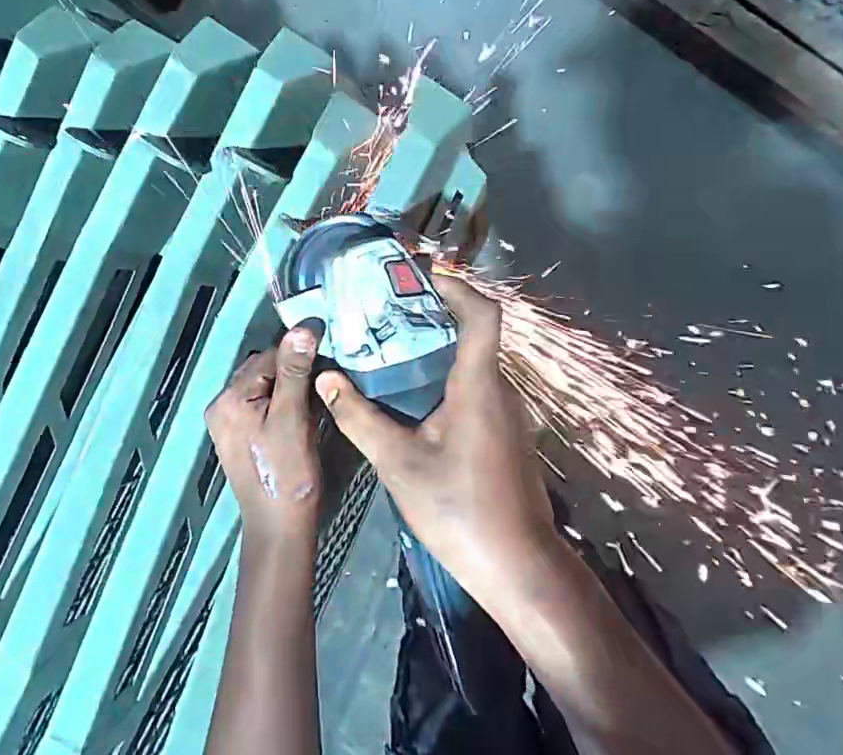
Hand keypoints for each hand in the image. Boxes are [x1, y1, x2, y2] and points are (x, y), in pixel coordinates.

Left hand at [205, 325, 324, 545]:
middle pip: (264, 369)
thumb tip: (303, 327)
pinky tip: (304, 411)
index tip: (330, 357)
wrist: (279, 528)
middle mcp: (221, 405)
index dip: (300, 354)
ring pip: (265, 386)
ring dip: (291, 385)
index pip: (269, 356)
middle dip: (294, 369)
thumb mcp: (293, 418)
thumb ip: (295, 371)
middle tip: (327, 377)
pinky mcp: (240, 435)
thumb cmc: (288, 473)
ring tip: (318, 394)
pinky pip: (262, 404)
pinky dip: (283, 402)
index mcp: (230, 398)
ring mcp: (228, 422)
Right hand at [316, 274, 555, 601]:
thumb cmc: (458, 508)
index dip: (457, 287)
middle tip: (386, 310)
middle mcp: (499, 388)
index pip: (483, 315)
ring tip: (390, 345)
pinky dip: (445, 376)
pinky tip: (412, 394)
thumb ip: (359, 417)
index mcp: (478, 385)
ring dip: (437, 347)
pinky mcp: (504, 432)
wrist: (517, 564)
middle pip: (474, 333)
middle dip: (433, 314)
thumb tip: (325, 380)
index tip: (420, 277)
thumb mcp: (398, 462)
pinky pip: (475, 387)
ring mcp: (506, 411)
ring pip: (472, 362)